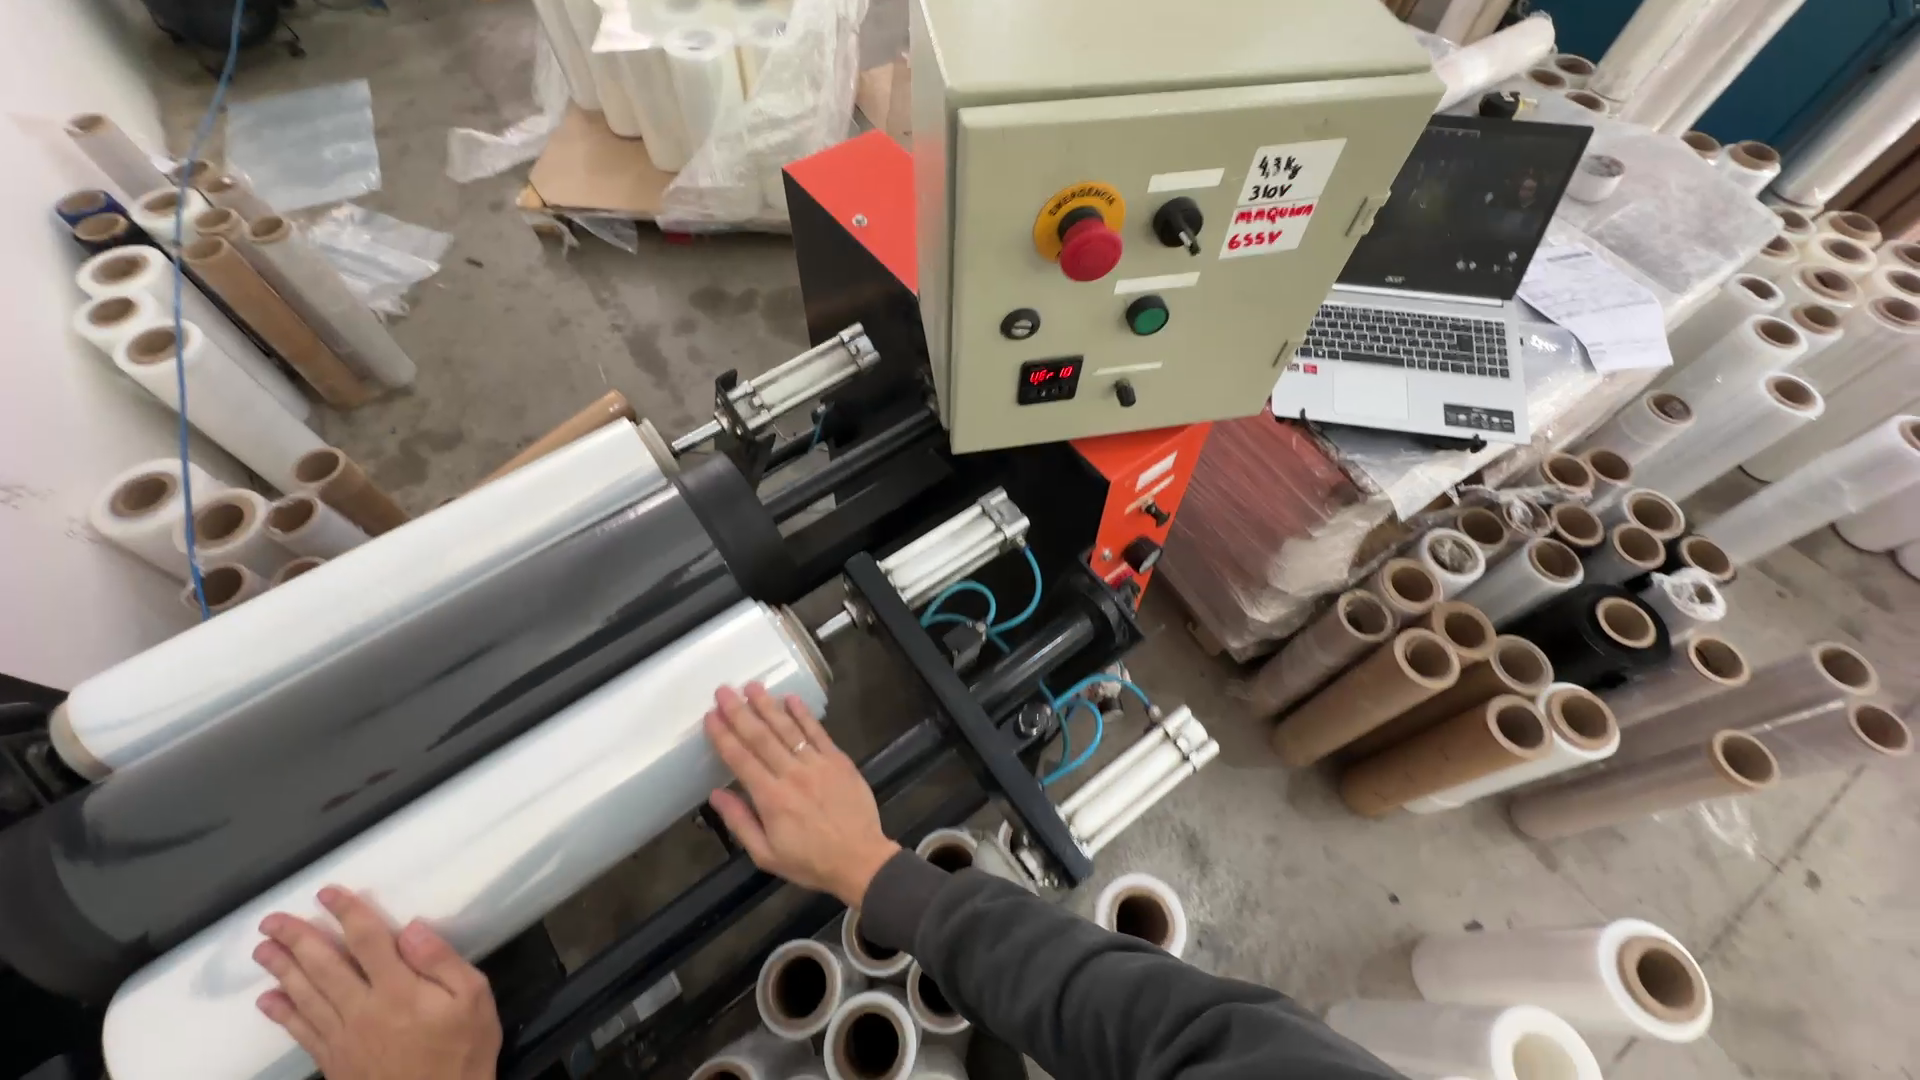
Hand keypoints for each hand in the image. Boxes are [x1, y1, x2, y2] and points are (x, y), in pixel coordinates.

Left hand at [254, 887, 500, 1079]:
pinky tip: (267, 1000)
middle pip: (325, 967)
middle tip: (271, 920)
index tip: (328, 893)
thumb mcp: (474, 996)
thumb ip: (442, 961)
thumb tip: (412, 927)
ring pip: (306, 996)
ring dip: (282, 970)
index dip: (347, 913)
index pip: (368, 941)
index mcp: (400, 989)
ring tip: (263, 949)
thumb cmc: (464, 1047)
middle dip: (298, 940)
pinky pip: (301, 1032)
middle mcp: (364, 1008)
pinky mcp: (333, 1060)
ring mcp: (343, 1037)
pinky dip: (282, 1014)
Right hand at [704, 683, 900, 906]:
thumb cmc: (810, 861)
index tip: (711, 716)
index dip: (724, 736)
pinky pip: (818, 732)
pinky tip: (791, 698)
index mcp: (771, 798)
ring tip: (752, 686)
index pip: (741, 759)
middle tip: (724, 690)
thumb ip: (740, 822)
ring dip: (768, 705)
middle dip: (740, 712)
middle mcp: (792, 774)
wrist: (860, 859)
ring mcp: (818, 764)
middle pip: (761, 737)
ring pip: (788, 729)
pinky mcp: (839, 760)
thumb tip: (715, 794)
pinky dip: (803, 714)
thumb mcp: (766, 854)